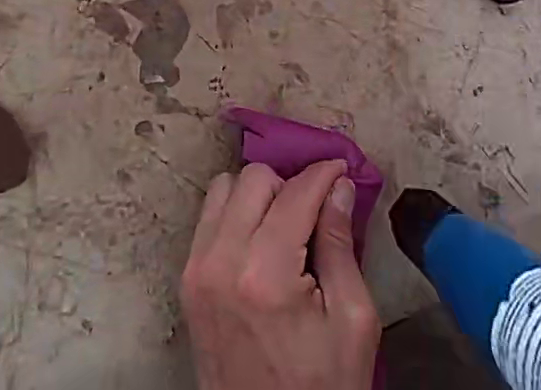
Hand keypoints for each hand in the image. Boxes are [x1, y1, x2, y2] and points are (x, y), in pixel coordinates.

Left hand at [182, 160, 378, 389]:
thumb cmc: (323, 384)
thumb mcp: (352, 317)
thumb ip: (341, 243)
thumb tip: (339, 187)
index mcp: (266, 275)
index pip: (297, 191)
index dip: (327, 173)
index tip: (344, 173)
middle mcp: (221, 265)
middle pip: (255, 179)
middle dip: (291, 183)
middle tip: (318, 208)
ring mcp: (196, 275)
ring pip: (225, 189)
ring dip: (260, 195)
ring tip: (288, 224)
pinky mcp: (187, 286)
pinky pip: (209, 218)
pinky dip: (237, 213)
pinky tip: (264, 238)